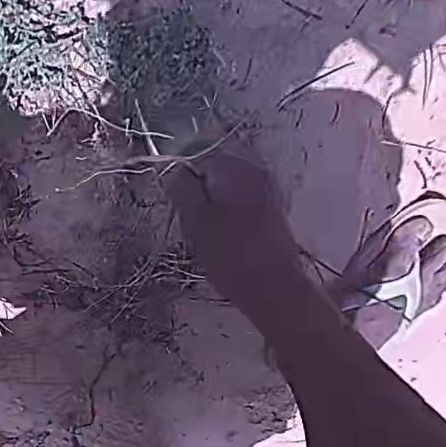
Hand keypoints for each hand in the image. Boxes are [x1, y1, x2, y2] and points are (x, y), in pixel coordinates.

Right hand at [161, 149, 307, 308]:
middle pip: (211, 172)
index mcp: (234, 169)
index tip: (176, 207)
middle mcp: (254, 172)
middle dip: (196, 193)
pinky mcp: (270, 211)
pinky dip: (225, 216)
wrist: (273, 288)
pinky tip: (222, 238)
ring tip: (206, 233)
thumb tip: (172, 170)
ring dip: (209, 207)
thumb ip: (181, 189)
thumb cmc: (229, 254)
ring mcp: (265, 191)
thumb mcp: (195, 220)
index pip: (195, 158)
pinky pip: (237, 203)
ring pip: (223, 189)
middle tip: (190, 223)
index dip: (180, 181)